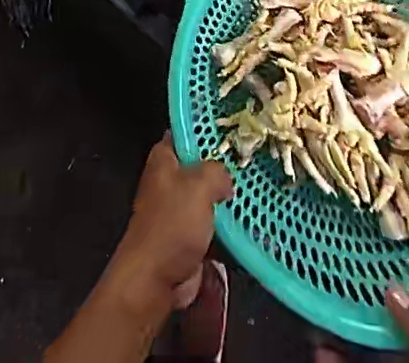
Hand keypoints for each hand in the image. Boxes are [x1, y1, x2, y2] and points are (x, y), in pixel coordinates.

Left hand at [109, 135, 233, 310]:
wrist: (154, 281)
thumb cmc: (172, 224)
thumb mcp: (201, 183)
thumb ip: (218, 170)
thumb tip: (225, 180)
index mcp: (163, 158)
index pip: (185, 131)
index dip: (206, 127)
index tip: (233, 127)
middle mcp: (168, 179)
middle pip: (200, 163)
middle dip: (223, 164)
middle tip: (249, 159)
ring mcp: (177, 208)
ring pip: (209, 193)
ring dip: (226, 195)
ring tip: (255, 186)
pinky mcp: (186, 234)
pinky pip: (212, 220)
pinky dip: (226, 221)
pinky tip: (247, 216)